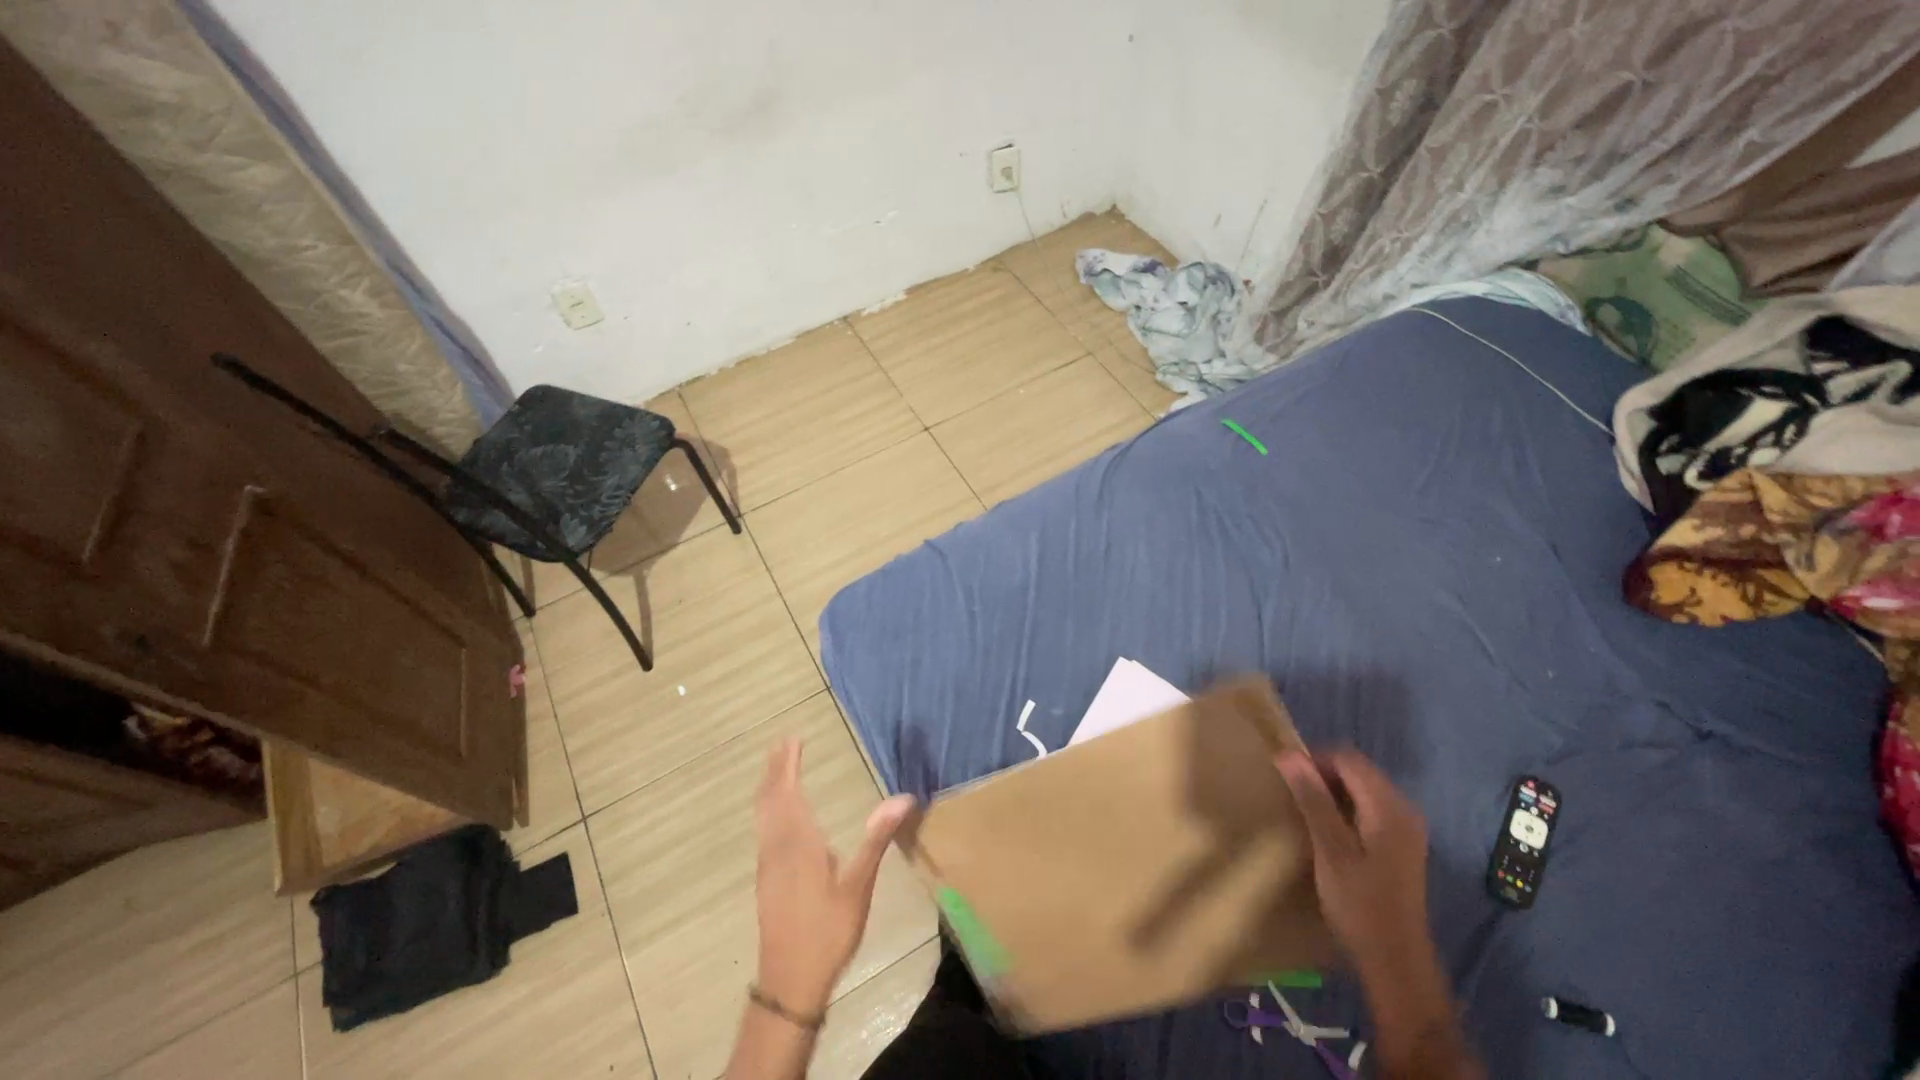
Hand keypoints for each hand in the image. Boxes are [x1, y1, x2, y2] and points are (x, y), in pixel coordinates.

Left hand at [753, 738, 915, 1016]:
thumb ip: (876, 840)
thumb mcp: (858, 886)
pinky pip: (764, 831)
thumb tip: (903, 798)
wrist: (790, 981)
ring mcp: (768, 865)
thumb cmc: (827, 932)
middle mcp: (777, 848)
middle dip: (775, 770)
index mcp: (798, 843)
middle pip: (770, 799)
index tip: (792, 738)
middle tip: (782, 744)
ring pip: (763, 816)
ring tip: (778, 771)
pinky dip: (770, 810)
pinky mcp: (767, 881)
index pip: (788, 792)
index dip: (788, 765)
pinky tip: (780, 819)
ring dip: (770, 788)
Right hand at [1275, 749, 1430, 974]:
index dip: (1314, 760)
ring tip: (1303, 812)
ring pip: (1362, 790)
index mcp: (1390, 806)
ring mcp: (1406, 828)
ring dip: (1331, 793)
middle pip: (1358, 772)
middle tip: (1289, 795)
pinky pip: (1369, 809)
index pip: (1349, 759)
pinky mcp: (1401, 845)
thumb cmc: (1359, 903)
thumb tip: (1289, 755)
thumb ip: (1312, 799)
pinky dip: (1345, 810)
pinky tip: (1326, 833)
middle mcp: (1404, 809)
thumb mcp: (1330, 849)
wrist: (1394, 958)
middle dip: (1322, 775)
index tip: (1284, 778)